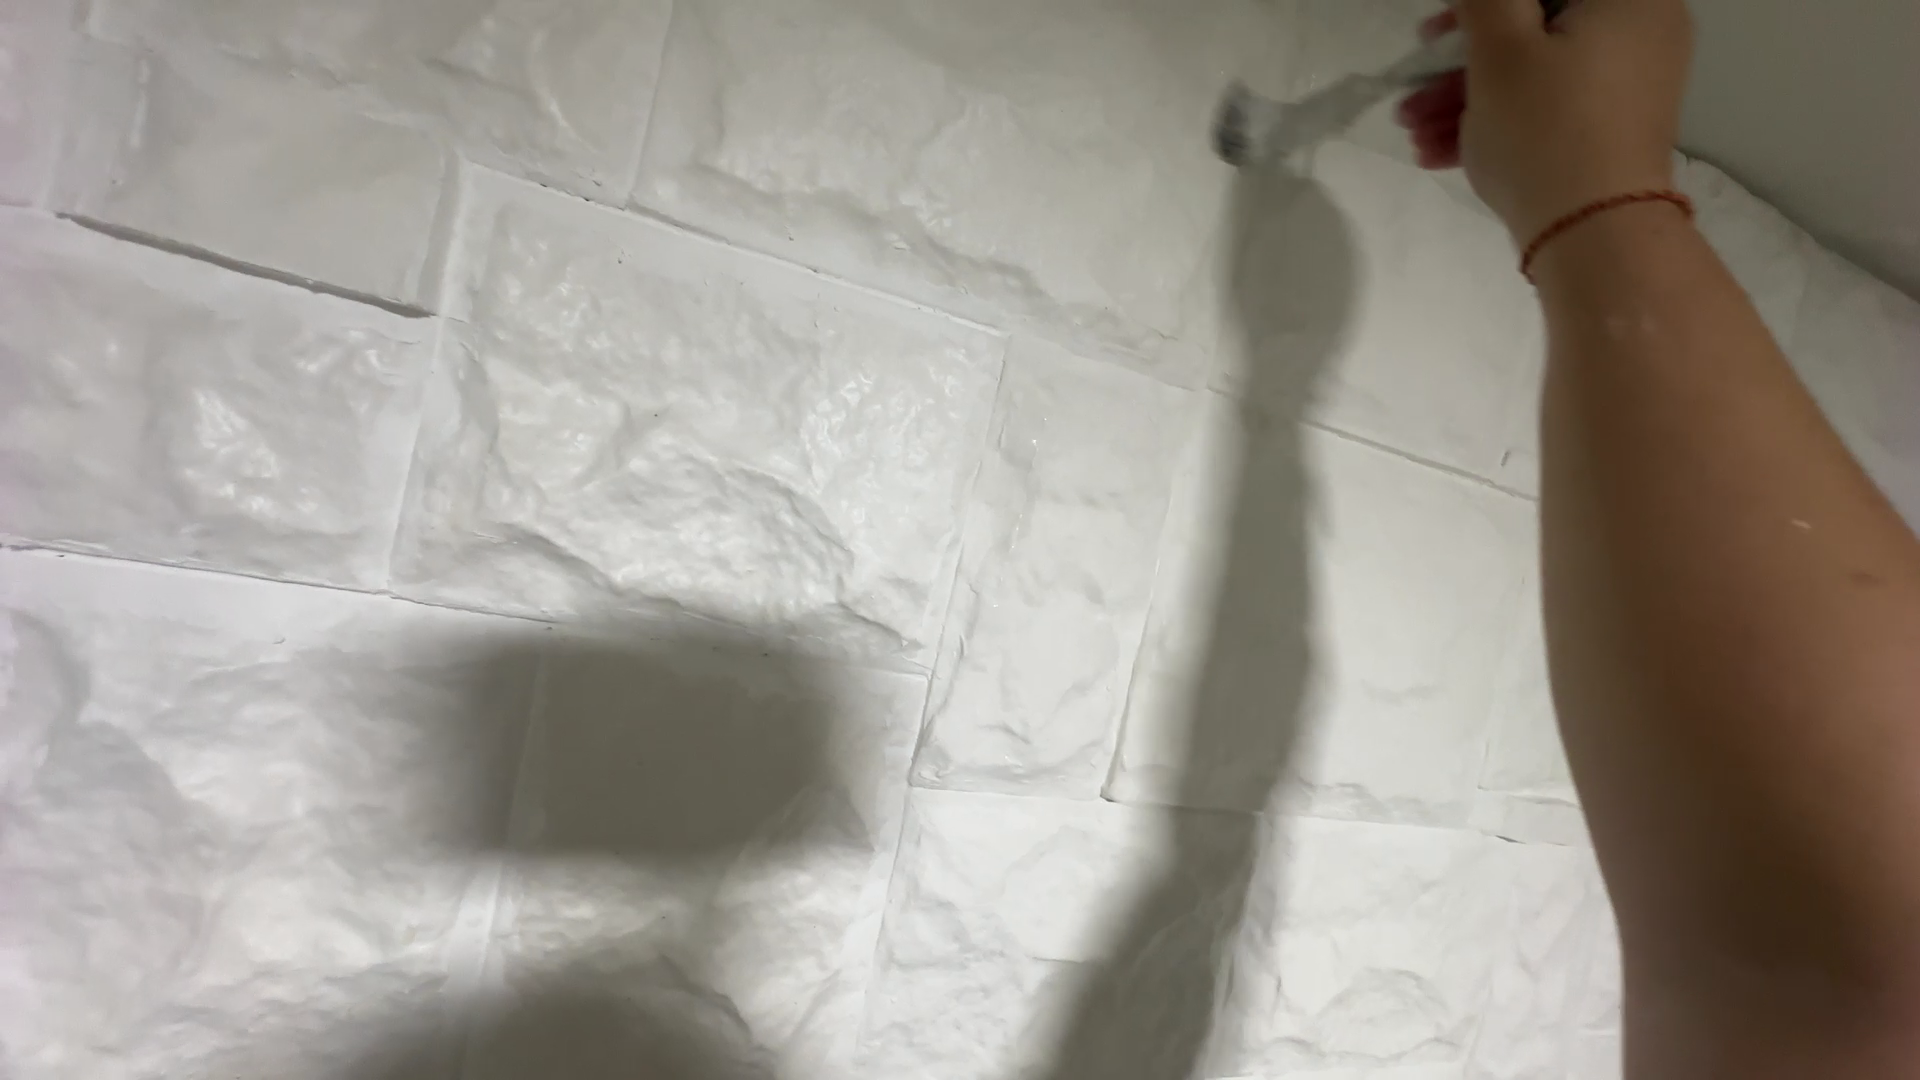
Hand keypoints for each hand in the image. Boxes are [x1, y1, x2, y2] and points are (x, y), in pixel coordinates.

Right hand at [1394, 0, 1694, 243]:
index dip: (1477, 10)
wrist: (1590, 226)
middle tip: (1408, 100)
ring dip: (1462, 104)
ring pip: (1530, 77)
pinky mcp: (1607, 128)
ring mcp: (1625, 82)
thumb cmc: (1544, 128)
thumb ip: (1484, 1)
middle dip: (1458, 67)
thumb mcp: (1500, 54)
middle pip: (1531, 32)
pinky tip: (1440, 152)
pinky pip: (1542, 111)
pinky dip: (1493, 125)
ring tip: (1413, 136)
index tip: (1431, 37)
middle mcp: (1637, 26)